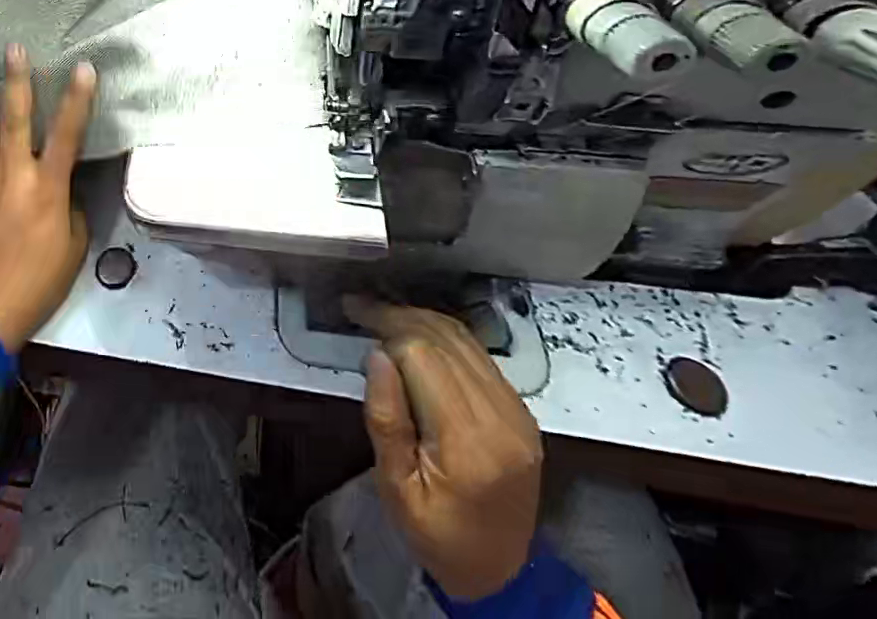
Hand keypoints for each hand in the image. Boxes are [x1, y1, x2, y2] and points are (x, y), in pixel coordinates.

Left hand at [0, 46, 97, 351]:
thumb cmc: (42, 278)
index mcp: (47, 189)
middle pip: (14, 123)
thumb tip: (60, 185)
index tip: (83, 68)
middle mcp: (13, 178)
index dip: (77, 101)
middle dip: (16, 83)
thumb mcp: (74, 240)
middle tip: (12, 48)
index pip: (67, 136)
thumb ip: (69, 203)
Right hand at [346, 298, 542, 601]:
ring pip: (466, 340)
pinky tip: (419, 334)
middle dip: (400, 317)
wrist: (500, 571)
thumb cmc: (437, 537)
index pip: (424, 358)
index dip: (388, 328)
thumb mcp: (396, 490)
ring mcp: (516, 410)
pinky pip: (480, 356)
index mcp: (467, 443)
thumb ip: (386, 420)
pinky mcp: (521, 408)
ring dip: (423, 320)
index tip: (355, 315)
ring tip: (384, 313)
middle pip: (446, 340)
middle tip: (362, 306)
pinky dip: (446, 338)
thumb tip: (377, 354)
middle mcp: (500, 416)